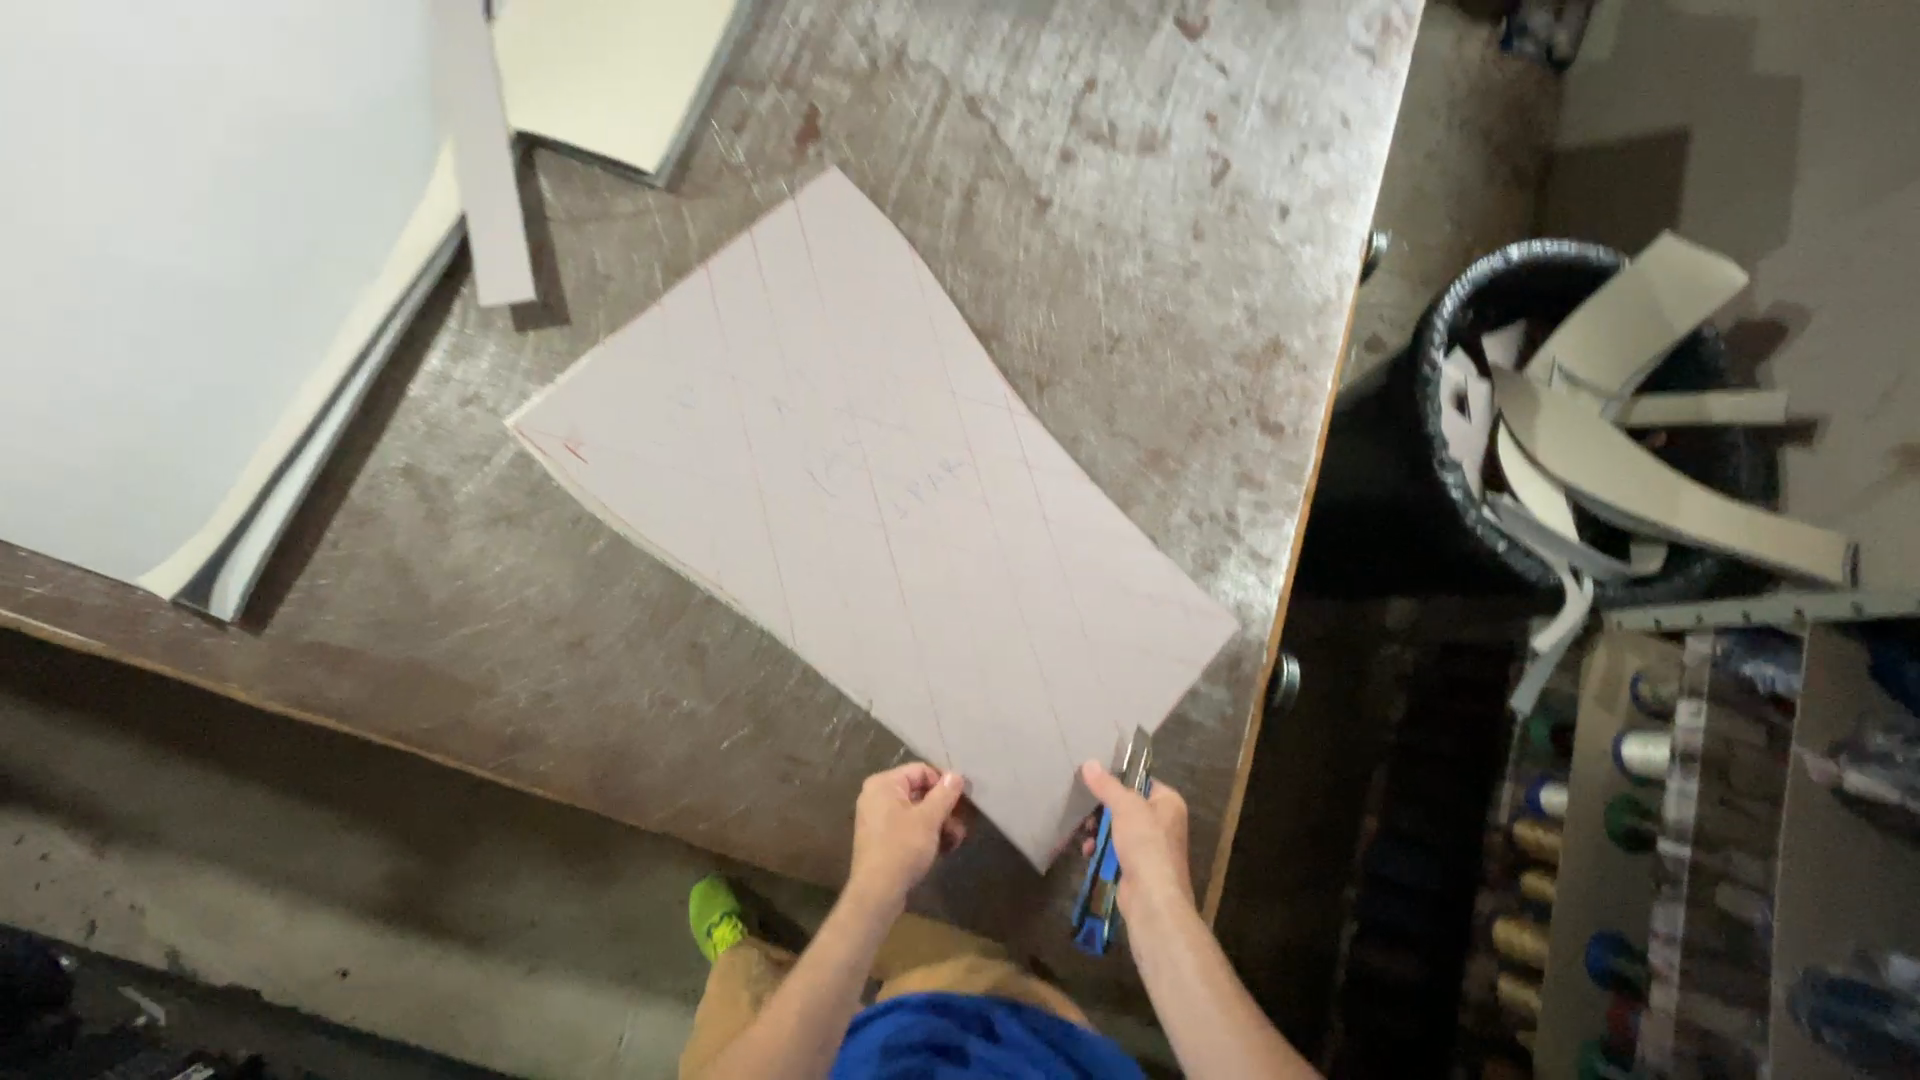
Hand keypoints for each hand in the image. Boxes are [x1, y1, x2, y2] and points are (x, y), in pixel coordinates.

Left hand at [847, 763, 969, 910]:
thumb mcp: (928, 819)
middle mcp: (878, 796)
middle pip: (920, 792)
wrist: (877, 892)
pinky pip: (909, 827)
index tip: (963, 800)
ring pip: (917, 812)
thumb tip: (956, 775)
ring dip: (940, 823)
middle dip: (944, 808)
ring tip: (956, 840)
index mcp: (884, 784)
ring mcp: (878, 819)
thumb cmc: (902, 848)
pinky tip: (944, 848)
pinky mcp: (883, 839)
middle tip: (962, 824)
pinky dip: (927, 834)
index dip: (944, 783)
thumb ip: (944, 794)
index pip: (921, 770)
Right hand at [1080, 760, 1193, 915]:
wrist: (1152, 897)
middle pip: (1127, 805)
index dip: (1119, 780)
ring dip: (1098, 830)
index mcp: (1169, 803)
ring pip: (1118, 828)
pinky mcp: (1138, 866)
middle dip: (1103, 810)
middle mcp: (1163, 822)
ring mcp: (1151, 846)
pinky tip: (1088, 852)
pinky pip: (1116, 849)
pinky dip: (1101, 849)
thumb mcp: (1125, 807)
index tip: (1095, 780)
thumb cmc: (1145, 843)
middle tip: (1086, 811)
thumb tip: (1089, 763)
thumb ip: (1107, 785)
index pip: (1142, 781)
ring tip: (1085, 833)